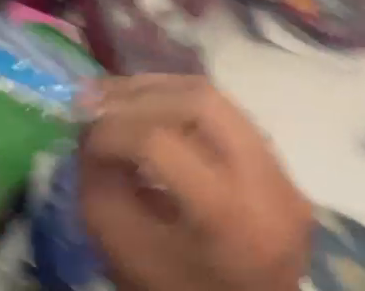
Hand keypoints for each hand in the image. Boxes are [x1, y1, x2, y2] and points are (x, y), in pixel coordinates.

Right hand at [79, 75, 312, 290]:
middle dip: (133, 93)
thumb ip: (97, 171)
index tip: (79, 137)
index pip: (158, 140)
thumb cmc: (166, 280)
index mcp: (231, 216)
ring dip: (153, 92)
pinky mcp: (280, 174)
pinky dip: (175, 106)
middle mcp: (271, 190)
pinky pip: (224, 117)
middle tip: (91, 101)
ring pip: (214, 99)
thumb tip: (87, 124)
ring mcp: (285, 180)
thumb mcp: (112, 230)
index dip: (106, 130)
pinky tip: (144, 116)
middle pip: (200, 102)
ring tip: (114, 102)